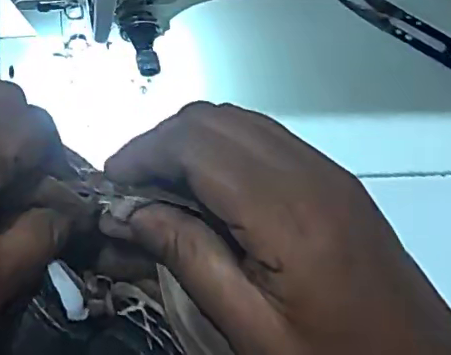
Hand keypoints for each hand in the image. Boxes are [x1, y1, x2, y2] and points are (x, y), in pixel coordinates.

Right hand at [103, 102, 450, 354]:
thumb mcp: (256, 332)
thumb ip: (188, 259)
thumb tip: (128, 212)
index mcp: (288, 213)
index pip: (192, 143)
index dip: (142, 151)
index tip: (113, 180)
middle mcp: (308, 175)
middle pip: (208, 119)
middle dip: (159, 140)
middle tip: (133, 182)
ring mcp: (327, 172)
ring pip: (232, 118)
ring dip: (188, 138)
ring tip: (164, 181)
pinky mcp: (336, 181)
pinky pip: (260, 134)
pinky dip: (219, 143)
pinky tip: (210, 184)